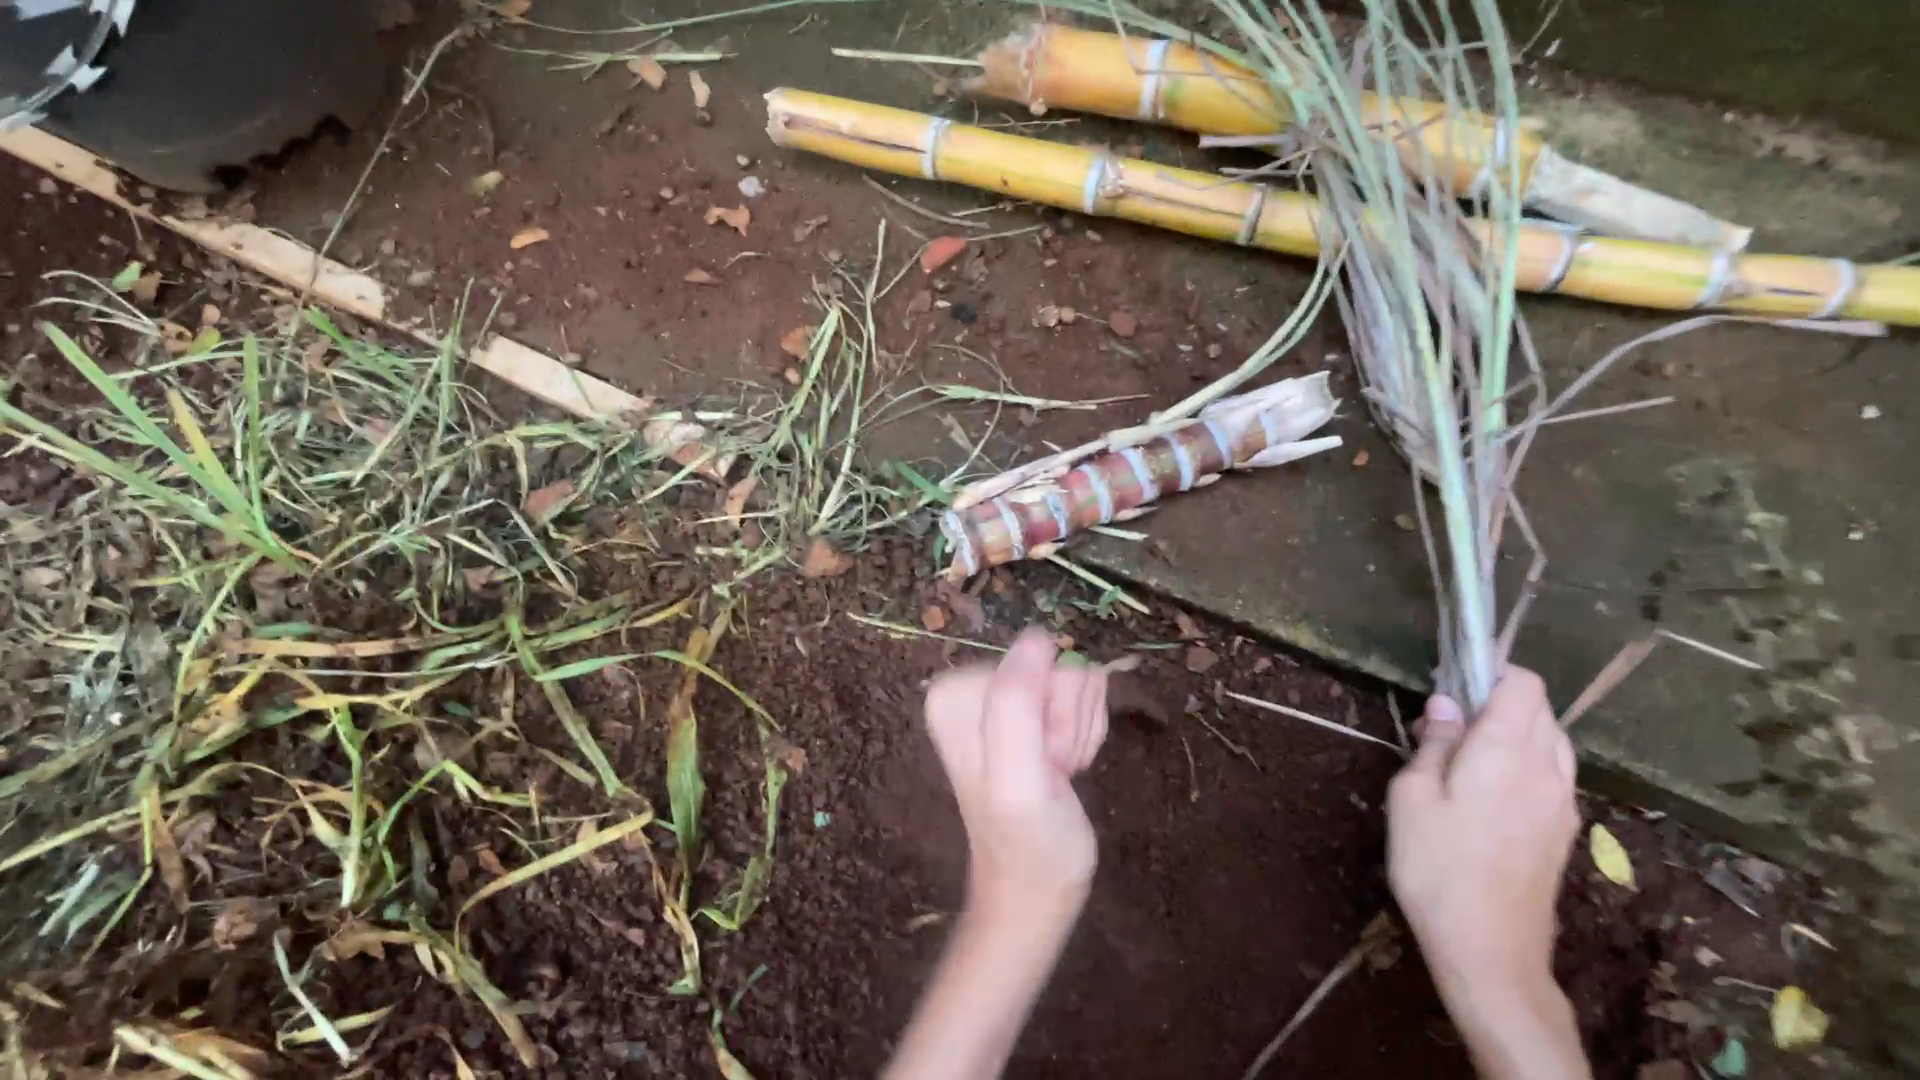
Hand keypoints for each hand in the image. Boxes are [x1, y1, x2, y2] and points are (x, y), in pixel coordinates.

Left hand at [924, 627, 1109, 906]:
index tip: (1043, 759)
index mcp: (954, 693)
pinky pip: (1085, 695)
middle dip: (1067, 723)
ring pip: (1078, 681)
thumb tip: (1036, 635)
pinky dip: (1084, 736)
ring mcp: (1004, 696)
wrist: (1038, 888)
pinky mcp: (1032, 708)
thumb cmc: (1030, 845)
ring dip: (1077, 732)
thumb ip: (1016, 704)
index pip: (1038, 663)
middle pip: (1059, 669)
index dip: (1055, 713)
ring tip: (1056, 772)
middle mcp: (973, 685)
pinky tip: (1064, 768)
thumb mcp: (1018, 779)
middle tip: (1051, 769)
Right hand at [1387, 668, 1588, 1079]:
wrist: (1489, 947)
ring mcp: (1562, 802)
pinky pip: (1551, 775)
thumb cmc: (1436, 864)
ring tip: (1465, 754)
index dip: (1492, 669)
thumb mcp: (1412, 795)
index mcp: (1507, 750)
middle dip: (1498, 700)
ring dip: (1515, 732)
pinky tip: (1486, 791)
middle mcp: (1547, 768)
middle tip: (1446, 721)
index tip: (1454, 676)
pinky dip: (1525, 763)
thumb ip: (1433, 743)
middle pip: (1539, 710)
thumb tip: (1446, 705)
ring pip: (1550, 742)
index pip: (1523, 684)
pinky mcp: (1563, 831)